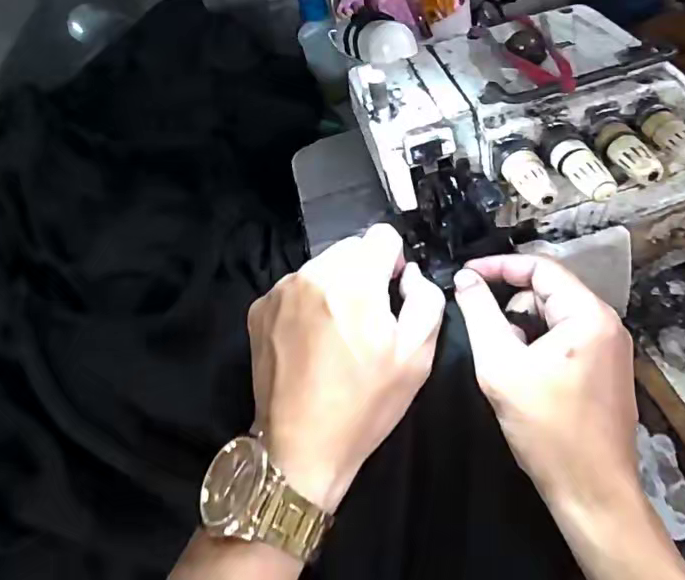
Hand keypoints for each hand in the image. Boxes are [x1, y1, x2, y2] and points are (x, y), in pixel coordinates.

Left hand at [247, 223, 443, 510]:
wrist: (299, 449)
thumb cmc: (364, 405)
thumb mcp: (416, 358)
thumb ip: (425, 300)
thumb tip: (411, 274)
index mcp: (354, 281)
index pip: (382, 235)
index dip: (395, 261)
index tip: (393, 291)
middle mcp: (313, 274)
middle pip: (350, 249)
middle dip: (364, 273)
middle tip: (367, 319)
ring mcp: (281, 289)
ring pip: (322, 266)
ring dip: (335, 286)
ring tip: (338, 333)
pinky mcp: (260, 307)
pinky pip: (296, 287)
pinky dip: (308, 301)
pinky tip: (312, 341)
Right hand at [454, 257, 684, 579]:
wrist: (593, 496)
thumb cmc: (548, 430)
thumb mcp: (500, 363)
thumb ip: (478, 311)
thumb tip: (465, 278)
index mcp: (588, 315)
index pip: (538, 266)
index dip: (497, 266)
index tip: (467, 276)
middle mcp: (606, 324)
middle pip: (546, 289)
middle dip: (509, 301)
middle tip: (480, 321)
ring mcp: (610, 348)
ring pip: (553, 314)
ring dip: (523, 324)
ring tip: (504, 355)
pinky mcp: (606, 369)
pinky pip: (565, 336)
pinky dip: (539, 342)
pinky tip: (524, 370)